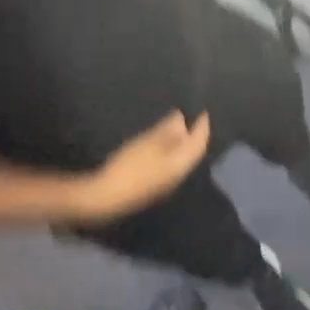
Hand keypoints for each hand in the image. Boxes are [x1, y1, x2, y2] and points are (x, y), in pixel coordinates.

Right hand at [78, 111, 211, 219]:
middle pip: (192, 154)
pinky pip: (169, 165)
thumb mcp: (148, 144)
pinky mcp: (152, 186)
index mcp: (180, 165)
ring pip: (181, 160)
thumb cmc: (129, 167)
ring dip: (183, 145)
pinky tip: (163, 147)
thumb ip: (167, 132)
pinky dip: (171, 152)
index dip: (203, 127)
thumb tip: (181, 119)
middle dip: (195, 136)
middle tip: (194, 119)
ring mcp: (165, 183)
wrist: (106, 197)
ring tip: (180, 129)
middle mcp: (178, 176)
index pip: (199, 144)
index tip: (204, 111)